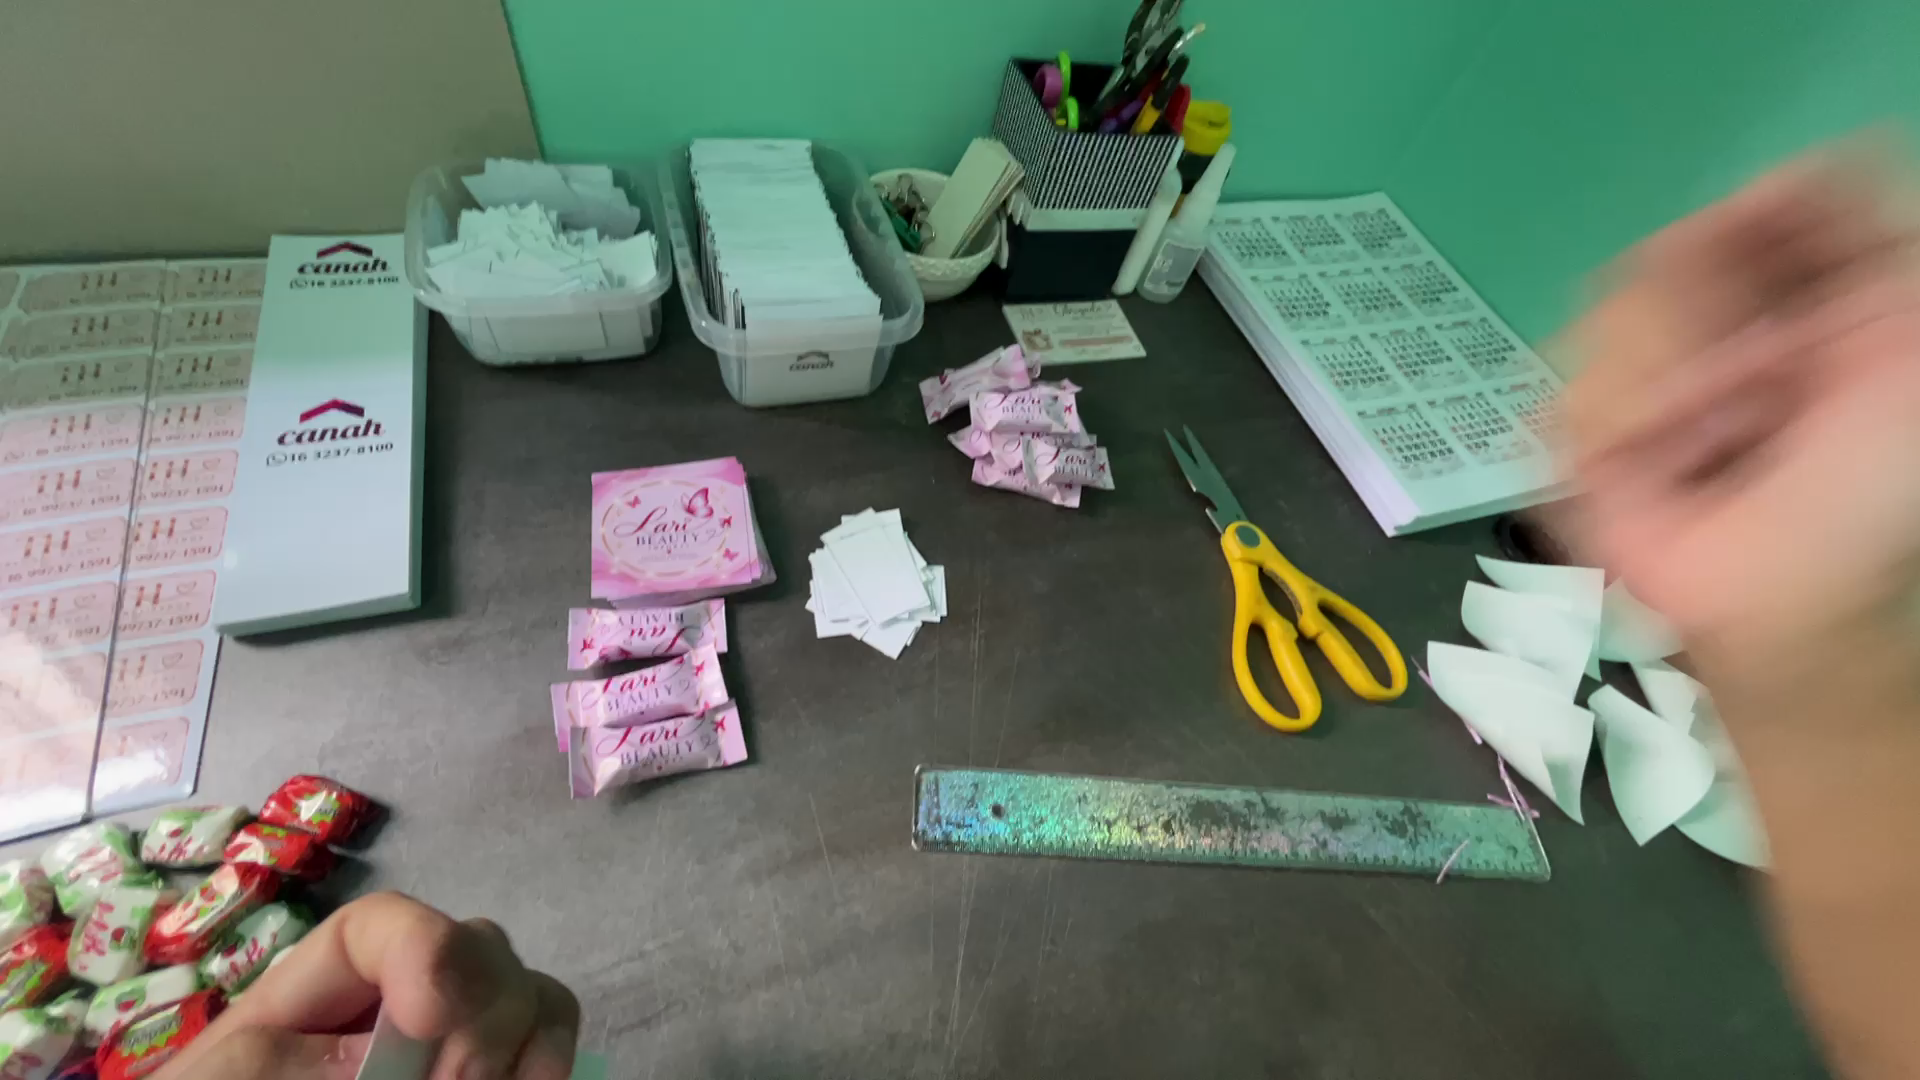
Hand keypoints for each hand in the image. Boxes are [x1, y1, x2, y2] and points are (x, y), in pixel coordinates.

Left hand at [154, 891, 580, 1079]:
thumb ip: (265, 1074)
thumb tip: (370, 1060)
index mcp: (308, 1009)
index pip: (379, 929)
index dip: (424, 947)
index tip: (432, 1017)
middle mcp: (394, 1013)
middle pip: (475, 952)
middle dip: (482, 1015)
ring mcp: (450, 1053)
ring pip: (528, 996)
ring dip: (529, 1042)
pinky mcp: (490, 1079)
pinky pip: (546, 1050)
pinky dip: (547, 1066)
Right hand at [1561, 150, 1919, 694]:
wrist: (1785, 588)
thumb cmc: (1873, 477)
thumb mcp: (1899, 339)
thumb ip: (1860, 242)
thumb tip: (1777, 173)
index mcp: (1777, 297)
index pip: (1720, 219)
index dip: (1725, 229)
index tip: (1755, 260)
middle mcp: (1693, 331)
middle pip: (1637, 269)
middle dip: (1691, 327)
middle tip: (1755, 378)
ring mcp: (1624, 383)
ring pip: (1586, 333)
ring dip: (1657, 389)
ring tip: (1711, 436)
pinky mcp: (1571, 436)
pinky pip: (1556, 401)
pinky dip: (1612, 432)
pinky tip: (1661, 462)